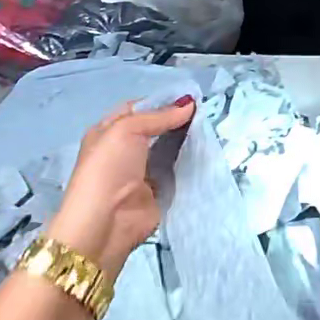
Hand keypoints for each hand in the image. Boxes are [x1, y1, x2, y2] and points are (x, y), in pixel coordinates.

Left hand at [48, 96, 195, 274]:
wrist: (106, 220)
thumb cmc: (109, 167)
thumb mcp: (126, 130)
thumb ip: (157, 117)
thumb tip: (189, 103)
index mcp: (108, 130)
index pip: (137, 109)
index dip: (161, 102)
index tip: (190, 99)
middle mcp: (124, 149)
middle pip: (155, 129)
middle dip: (176, 121)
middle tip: (207, 113)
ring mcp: (142, 172)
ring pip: (168, 150)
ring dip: (186, 142)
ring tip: (214, 129)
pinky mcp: (158, 193)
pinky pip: (176, 173)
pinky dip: (190, 165)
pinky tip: (209, 154)